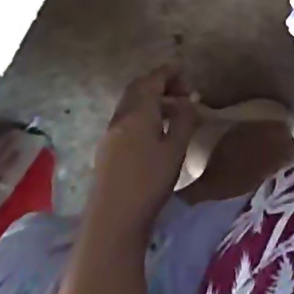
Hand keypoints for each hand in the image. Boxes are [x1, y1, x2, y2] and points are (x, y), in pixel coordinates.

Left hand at [85, 65, 198, 240]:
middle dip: (160, 84)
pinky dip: (143, 114)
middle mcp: (121, 116)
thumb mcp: (176, 149)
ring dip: (151, 100)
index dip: (170, 73)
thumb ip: (184, 120)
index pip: (153, 79)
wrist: (112, 220)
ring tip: (173, 113)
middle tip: (182, 93)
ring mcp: (110, 133)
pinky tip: (155, 132)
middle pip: (139, 88)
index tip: (187, 75)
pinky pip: (126, 119)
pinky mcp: (106, 149)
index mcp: (138, 111)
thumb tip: (187, 102)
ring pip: (131, 104)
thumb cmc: (149, 182)